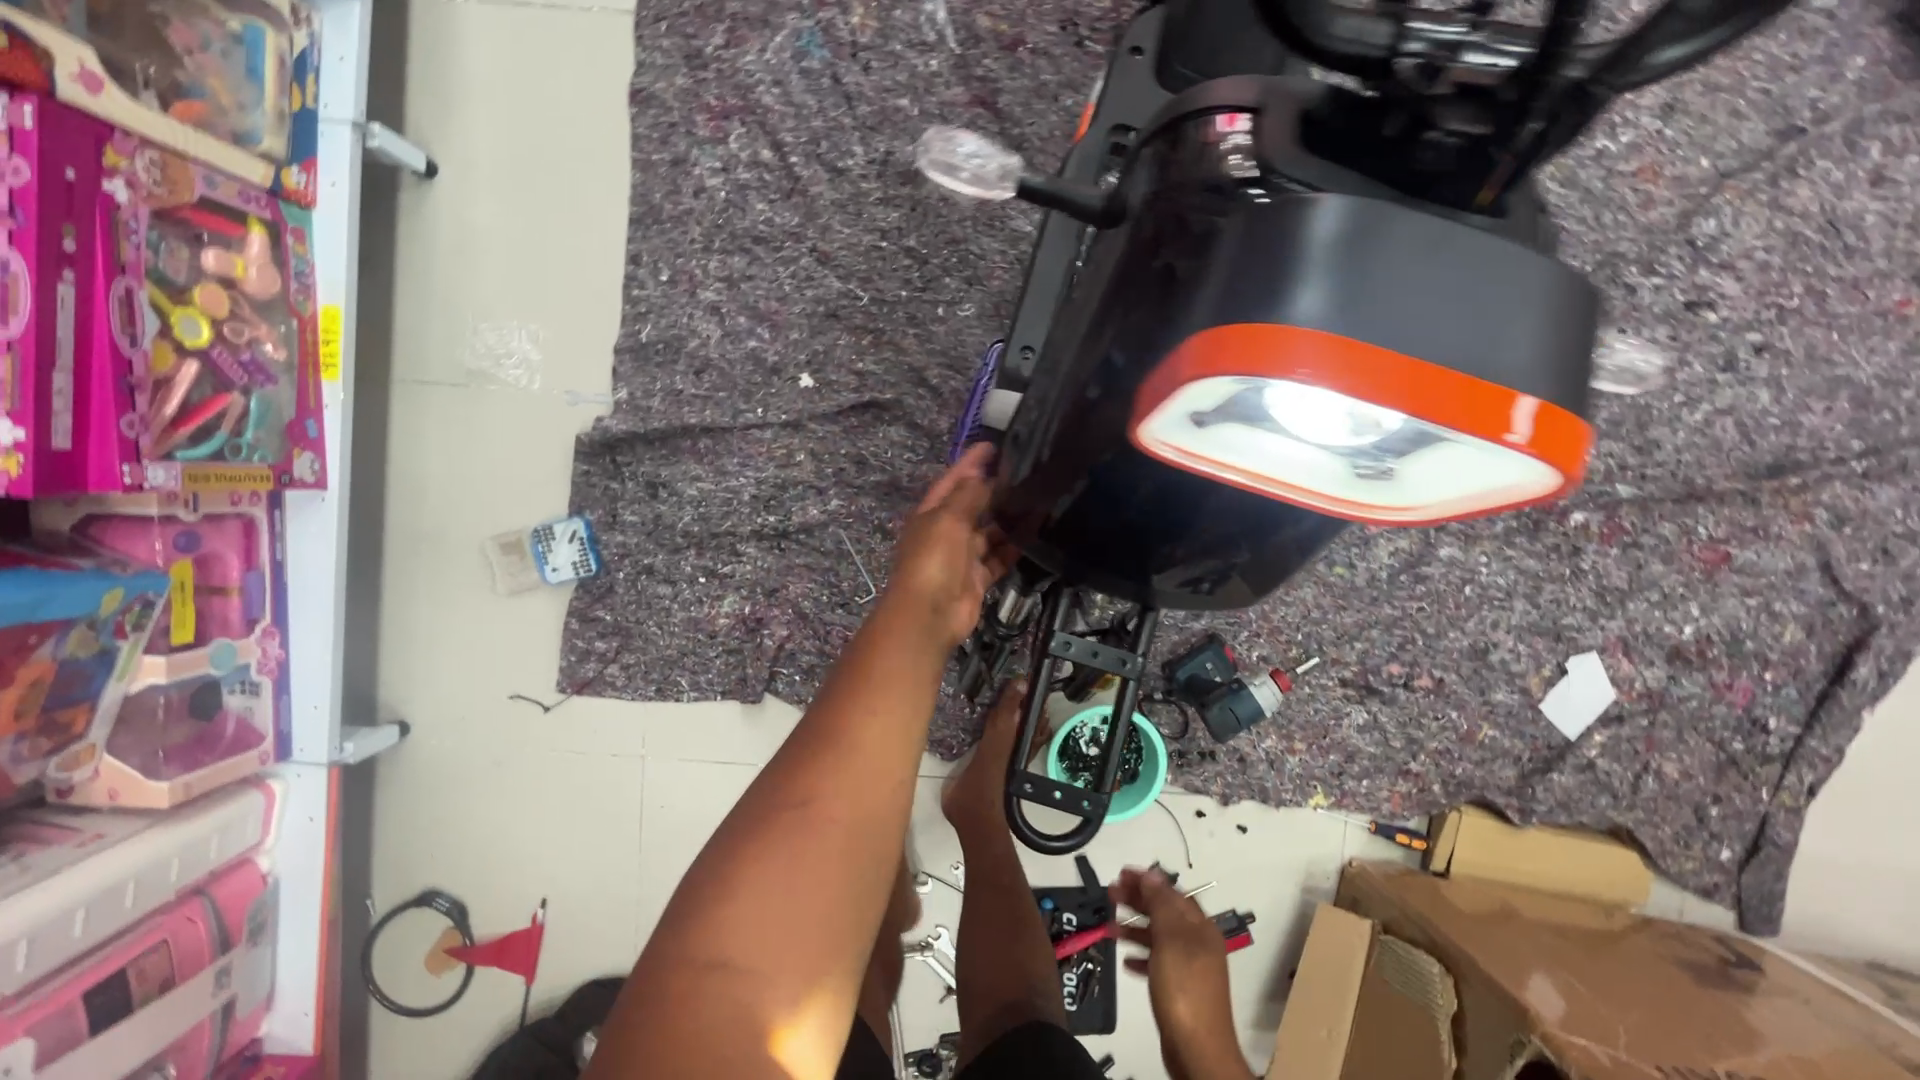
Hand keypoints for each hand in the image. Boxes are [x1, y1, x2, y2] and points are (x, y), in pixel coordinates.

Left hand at [883, 443, 1018, 649]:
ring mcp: (961, 557)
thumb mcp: (948, 519)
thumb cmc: (933, 560)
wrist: (929, 615)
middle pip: (973, 505)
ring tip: (1038, 500)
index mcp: (931, 513)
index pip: (953, 481)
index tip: (993, 445)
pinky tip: (1035, 533)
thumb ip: (969, 495)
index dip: (970, 463)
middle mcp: (945, 532)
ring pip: (989, 532)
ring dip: (1009, 519)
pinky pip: (999, 557)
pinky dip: (1014, 547)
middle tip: (1026, 472)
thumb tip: (985, 476)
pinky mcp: (977, 578)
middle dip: (995, 490)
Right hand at [1112, 868, 1255, 1079]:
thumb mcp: (1171, 939)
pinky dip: (1141, 957)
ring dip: (1135, 929)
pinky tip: (1126, 961)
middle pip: (1165, 913)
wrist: (1198, 1049)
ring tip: (1109, 927)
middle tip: (1110, 894)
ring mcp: (1189, 968)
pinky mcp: (1179, 990)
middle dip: (1138, 901)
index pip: (1172, 893)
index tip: (1120, 874)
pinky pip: (1157, 963)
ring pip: (1159, 938)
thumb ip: (1161, 905)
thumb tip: (1152, 873)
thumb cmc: (1183, 988)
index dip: (1147, 881)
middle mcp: (1197, 944)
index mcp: (1200, 928)